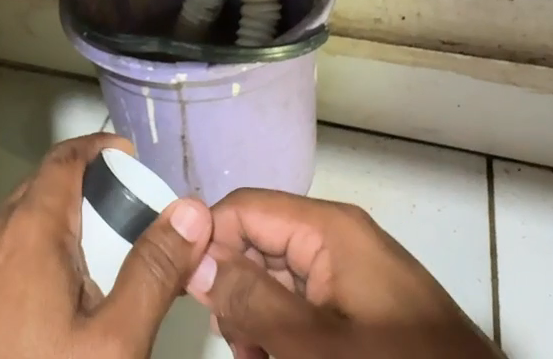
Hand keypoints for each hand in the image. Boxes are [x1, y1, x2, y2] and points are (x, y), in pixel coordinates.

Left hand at [0, 133, 214, 358]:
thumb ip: (154, 273)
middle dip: (89, 190)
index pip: (65, 158)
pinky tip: (59, 298)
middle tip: (131, 218)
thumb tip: (191, 211)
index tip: (133, 159)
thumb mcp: (113, 340)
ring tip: (103, 259)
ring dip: (63, 224)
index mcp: (29, 227)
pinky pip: (6, 253)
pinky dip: (38, 253)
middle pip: (45, 187)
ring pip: (23, 222)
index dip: (100, 149)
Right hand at [189, 189, 496, 358]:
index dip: (209, 244)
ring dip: (259, 323)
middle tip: (244, 349)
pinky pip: (305, 305)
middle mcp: (337, 238)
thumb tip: (194, 257)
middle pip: (257, 245)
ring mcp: (352, 273)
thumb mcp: (311, 341)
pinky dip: (287, 334)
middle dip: (238, 296)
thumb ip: (248, 295)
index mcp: (328, 228)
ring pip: (276, 281)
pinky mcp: (362, 306)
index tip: (190, 295)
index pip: (242, 209)